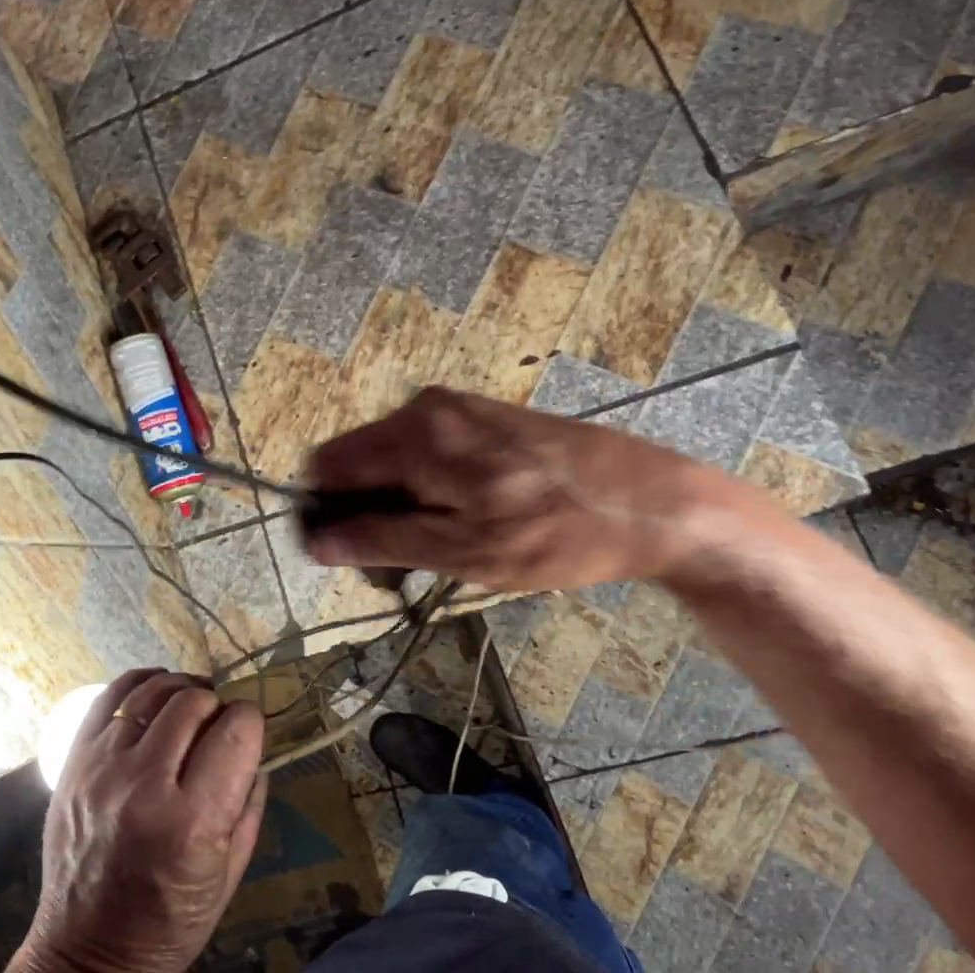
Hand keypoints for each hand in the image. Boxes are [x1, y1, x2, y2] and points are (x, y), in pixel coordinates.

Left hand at [13, 670, 267, 972]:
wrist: (87, 950)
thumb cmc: (168, 922)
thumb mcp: (229, 876)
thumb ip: (248, 804)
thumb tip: (254, 748)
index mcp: (191, 821)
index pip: (235, 731)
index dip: (251, 722)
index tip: (250, 731)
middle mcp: (143, 785)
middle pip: (193, 702)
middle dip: (217, 705)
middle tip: (218, 725)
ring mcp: (101, 769)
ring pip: (151, 692)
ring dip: (180, 690)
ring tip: (191, 704)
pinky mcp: (73, 763)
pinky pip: (107, 697)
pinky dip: (138, 683)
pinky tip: (155, 692)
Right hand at [303, 386, 750, 593]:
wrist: (658, 504)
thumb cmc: (559, 533)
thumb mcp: (463, 551)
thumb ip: (381, 541)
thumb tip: (316, 542)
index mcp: (413, 433)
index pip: (326, 465)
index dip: (324, 513)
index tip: (350, 557)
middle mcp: (426, 407)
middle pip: (357, 462)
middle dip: (365, 514)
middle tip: (403, 567)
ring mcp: (458, 409)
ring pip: (393, 460)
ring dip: (399, 506)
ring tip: (443, 550)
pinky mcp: (485, 419)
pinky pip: (428, 453)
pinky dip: (429, 490)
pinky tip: (468, 523)